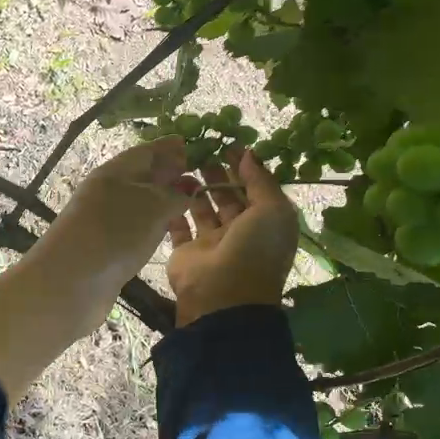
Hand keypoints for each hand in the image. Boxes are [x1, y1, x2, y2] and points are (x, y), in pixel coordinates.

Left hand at [22, 136, 190, 298]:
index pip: (145, 152)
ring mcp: (106, 219)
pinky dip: (155, 220)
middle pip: (142, 175)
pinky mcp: (107, 245)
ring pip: (140, 201)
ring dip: (163, 196)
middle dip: (168, 170)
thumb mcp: (151, 205)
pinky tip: (170, 226)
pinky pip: (136, 224)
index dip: (168, 147)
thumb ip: (173, 194)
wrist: (70, 280)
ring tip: (192, 196)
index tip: (193, 143)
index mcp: (114, 172)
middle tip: (199, 169)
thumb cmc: (113, 233)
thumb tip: (184, 190)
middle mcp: (108, 191)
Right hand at [165, 149, 298, 326]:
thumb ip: (260, 180)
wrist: (222, 295)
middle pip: (227, 197)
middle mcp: (239, 231)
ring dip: (194, 188)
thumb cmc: (255, 249)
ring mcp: (211, 241)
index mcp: (266, 223)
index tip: (227, 144)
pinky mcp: (186, 249)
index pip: (254, 189)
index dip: (243, 168)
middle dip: (216, 174)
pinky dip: (173, 207)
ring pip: (202, 208)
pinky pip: (178, 224)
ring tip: (181, 165)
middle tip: (201, 150)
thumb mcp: (272, 210)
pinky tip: (167, 187)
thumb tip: (249, 153)